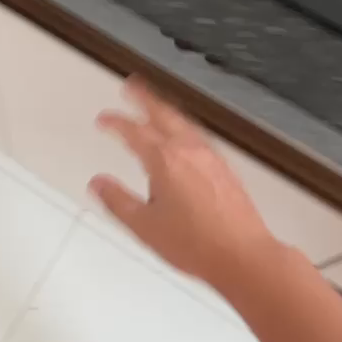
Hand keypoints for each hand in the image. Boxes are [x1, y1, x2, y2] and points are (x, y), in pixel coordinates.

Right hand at [91, 78, 285, 290]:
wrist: (243, 256)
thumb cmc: (197, 244)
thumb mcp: (144, 226)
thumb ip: (118, 200)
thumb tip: (98, 183)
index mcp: (165, 160)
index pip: (134, 132)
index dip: (115, 122)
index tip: (104, 120)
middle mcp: (188, 150)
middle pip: (162, 113)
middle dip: (144, 97)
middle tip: (131, 85)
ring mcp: (210, 157)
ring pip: (183, 121)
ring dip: (165, 108)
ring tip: (155, 104)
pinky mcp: (224, 167)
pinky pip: (199, 133)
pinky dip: (184, 124)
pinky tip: (185, 135)